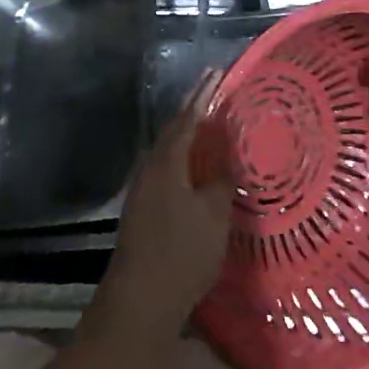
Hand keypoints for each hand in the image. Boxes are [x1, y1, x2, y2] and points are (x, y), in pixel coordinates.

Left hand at [91, 67, 232, 339]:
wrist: (141, 295)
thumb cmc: (182, 253)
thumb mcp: (213, 217)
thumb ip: (221, 184)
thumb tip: (227, 162)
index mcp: (166, 161)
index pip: (188, 118)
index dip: (203, 95)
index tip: (215, 72)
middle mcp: (150, 166)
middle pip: (175, 131)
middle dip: (195, 111)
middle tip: (216, 93)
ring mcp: (143, 186)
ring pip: (169, 150)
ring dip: (189, 135)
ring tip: (211, 125)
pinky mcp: (144, 205)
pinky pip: (167, 168)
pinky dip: (184, 159)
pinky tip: (195, 167)